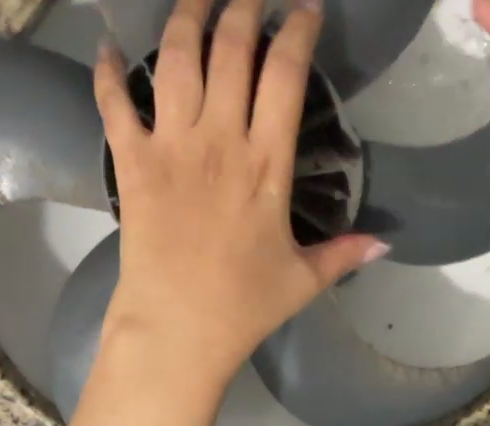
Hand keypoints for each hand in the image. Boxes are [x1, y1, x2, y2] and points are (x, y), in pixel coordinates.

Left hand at [93, 0, 387, 397]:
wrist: (178, 329)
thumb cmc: (244, 307)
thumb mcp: (303, 281)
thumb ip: (343, 254)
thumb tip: (383, 244)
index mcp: (267, 164)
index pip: (285, 74)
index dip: (298, 31)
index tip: (306, 9)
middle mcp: (219, 140)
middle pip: (230, 49)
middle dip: (243, 7)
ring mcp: (172, 147)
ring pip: (176, 58)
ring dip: (186, 17)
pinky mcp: (133, 163)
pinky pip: (114, 103)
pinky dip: (107, 72)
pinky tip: (106, 47)